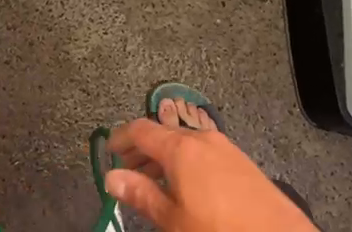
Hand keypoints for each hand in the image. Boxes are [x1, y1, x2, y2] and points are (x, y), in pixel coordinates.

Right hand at [105, 118, 316, 231]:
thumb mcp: (174, 222)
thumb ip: (141, 196)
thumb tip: (111, 177)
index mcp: (181, 148)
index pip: (141, 130)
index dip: (121, 138)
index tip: (108, 152)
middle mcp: (202, 139)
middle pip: (163, 134)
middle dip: (142, 151)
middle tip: (128, 173)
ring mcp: (226, 149)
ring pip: (185, 144)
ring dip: (165, 158)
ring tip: (156, 185)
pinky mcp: (244, 164)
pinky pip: (205, 154)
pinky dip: (187, 164)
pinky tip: (189, 190)